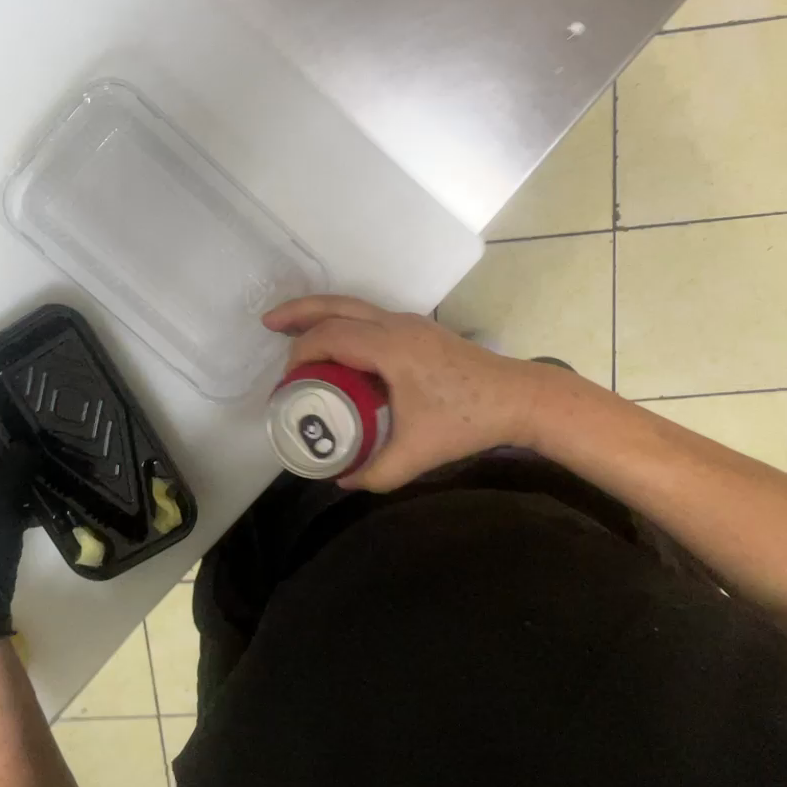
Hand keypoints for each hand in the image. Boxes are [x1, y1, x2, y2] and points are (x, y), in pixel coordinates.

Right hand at [264, 295, 552, 491]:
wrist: (520, 398)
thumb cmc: (468, 422)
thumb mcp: (417, 454)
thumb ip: (376, 473)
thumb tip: (341, 481)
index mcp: (391, 349)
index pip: (331, 337)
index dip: (301, 355)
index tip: (288, 384)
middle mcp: (396, 325)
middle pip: (336, 306)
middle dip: (298, 313)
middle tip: (266, 323)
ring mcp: (409, 322)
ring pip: (353, 305)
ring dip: (320, 312)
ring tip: (289, 326)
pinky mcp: (419, 329)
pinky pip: (369, 315)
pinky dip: (342, 321)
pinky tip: (335, 343)